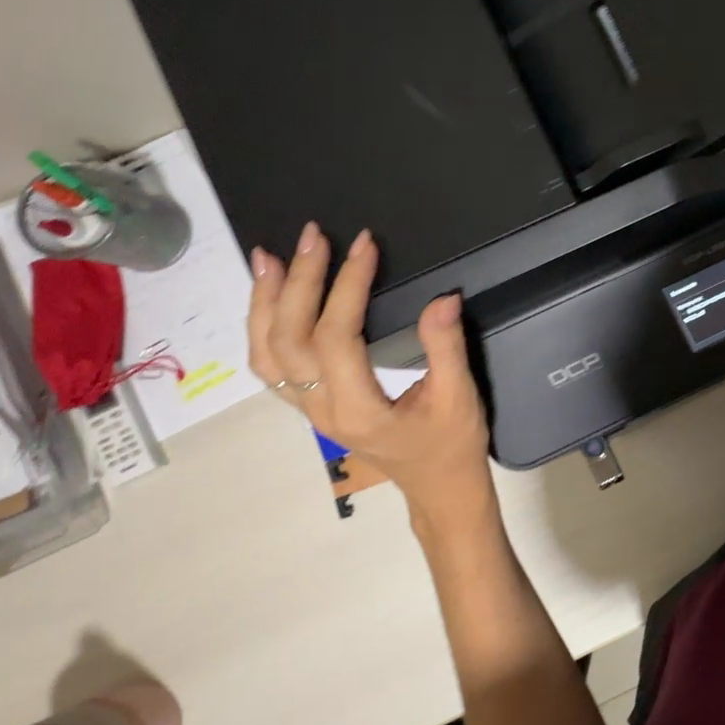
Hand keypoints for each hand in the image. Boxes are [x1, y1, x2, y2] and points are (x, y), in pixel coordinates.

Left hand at [247, 222, 493, 525]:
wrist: (438, 489)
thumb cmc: (453, 446)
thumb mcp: (460, 397)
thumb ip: (446, 348)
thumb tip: (443, 298)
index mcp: (357, 408)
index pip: (337, 336)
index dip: (347, 286)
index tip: (365, 246)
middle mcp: (320, 409)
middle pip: (288, 339)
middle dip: (298, 281)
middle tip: (314, 236)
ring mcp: (310, 410)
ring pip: (266, 352)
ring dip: (264, 301)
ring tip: (268, 257)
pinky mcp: (312, 406)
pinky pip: (272, 364)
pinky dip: (264, 325)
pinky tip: (270, 298)